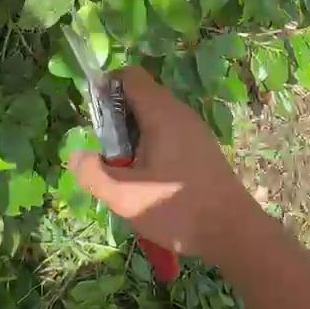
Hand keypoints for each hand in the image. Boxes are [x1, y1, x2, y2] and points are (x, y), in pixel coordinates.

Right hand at [68, 66, 265, 268]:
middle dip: (119, 117)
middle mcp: (179, 112)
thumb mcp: (126, 197)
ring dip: (135, 135)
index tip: (96, 117)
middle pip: (142, 96)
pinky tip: (151, 180)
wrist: (234, 232)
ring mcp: (195, 129)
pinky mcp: (203, 147)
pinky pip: (170, 132)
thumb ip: (94, 174)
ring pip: (156, 116)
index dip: (108, 87)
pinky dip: (154, 145)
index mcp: (161, 113)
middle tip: (110, 152)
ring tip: (128, 170)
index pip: (131, 75)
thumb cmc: (177, 208)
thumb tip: (75, 156)